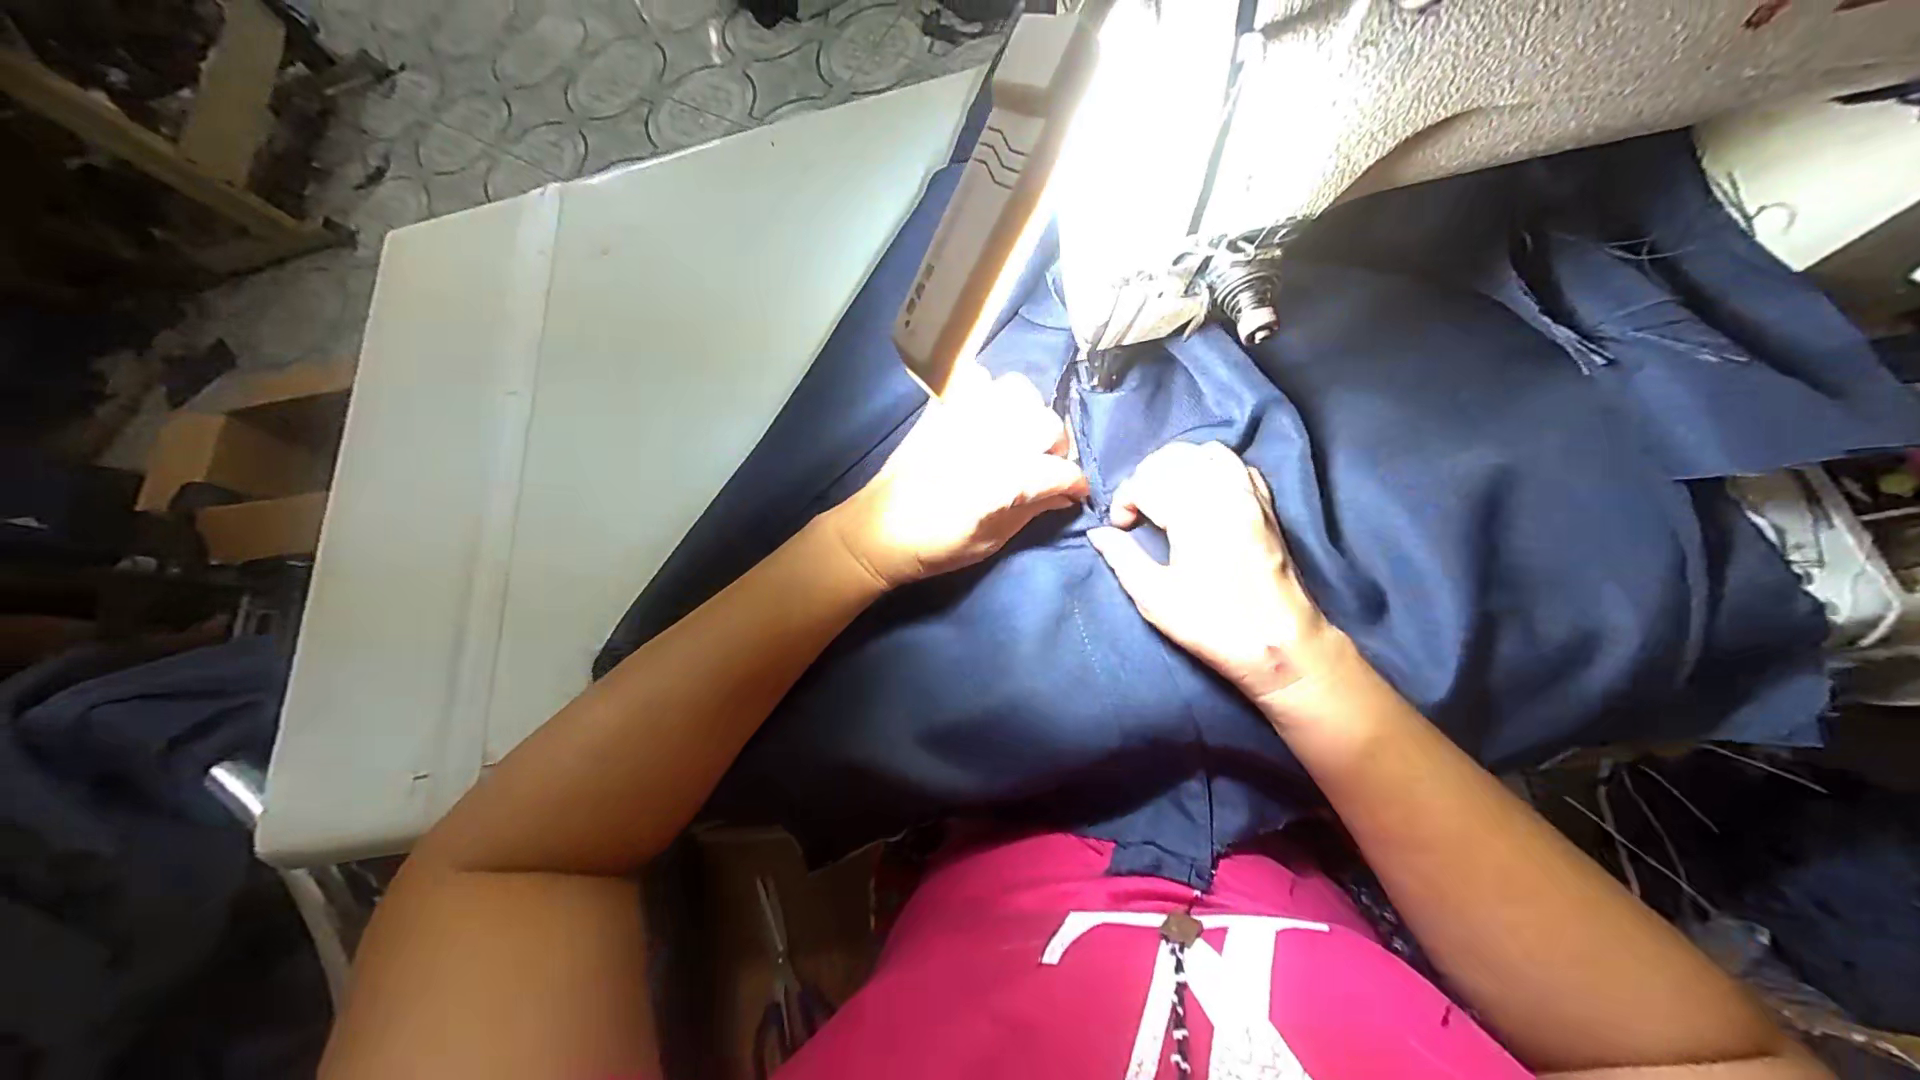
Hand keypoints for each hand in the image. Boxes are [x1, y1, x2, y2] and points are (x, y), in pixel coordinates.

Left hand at [829, 367, 1088, 589]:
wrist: (880, 530)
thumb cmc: (937, 546)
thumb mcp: (992, 540)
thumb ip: (1032, 510)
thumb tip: (1063, 495)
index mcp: (1003, 481)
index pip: (1060, 470)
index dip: (1075, 483)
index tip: (1076, 492)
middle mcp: (989, 440)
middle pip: (1047, 424)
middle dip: (1056, 446)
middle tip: (1046, 465)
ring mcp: (965, 418)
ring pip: (1019, 391)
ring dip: (1027, 413)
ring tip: (1018, 436)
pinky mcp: (943, 408)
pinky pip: (977, 378)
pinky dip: (988, 391)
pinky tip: (986, 415)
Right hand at [1087, 441, 1364, 723]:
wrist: (1284, 645)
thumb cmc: (1215, 626)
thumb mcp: (1156, 599)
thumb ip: (1122, 559)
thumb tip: (1098, 534)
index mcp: (1194, 514)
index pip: (1145, 480)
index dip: (1123, 500)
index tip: (1121, 528)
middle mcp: (1223, 493)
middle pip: (1172, 457)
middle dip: (1144, 477)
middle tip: (1137, 511)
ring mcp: (1249, 494)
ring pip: (1204, 451)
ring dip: (1175, 466)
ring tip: (1163, 497)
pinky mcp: (1266, 503)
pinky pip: (1234, 463)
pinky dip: (1208, 466)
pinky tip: (1199, 493)